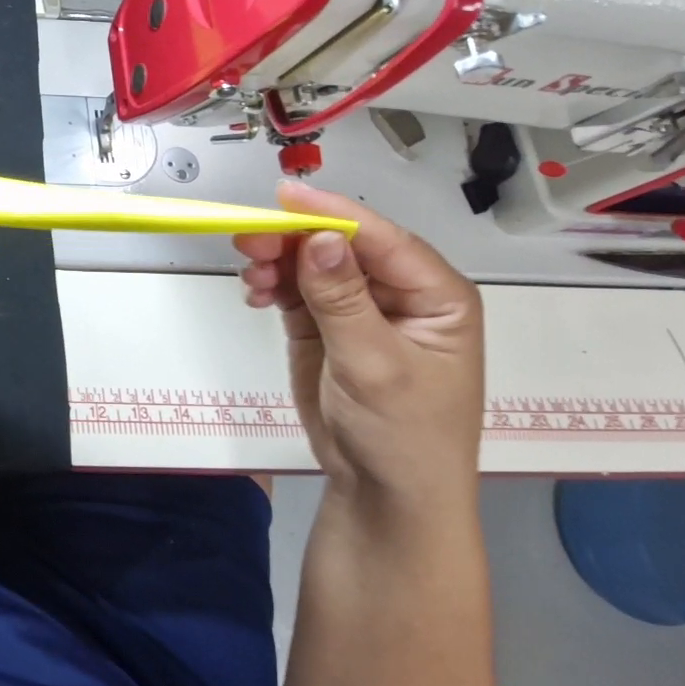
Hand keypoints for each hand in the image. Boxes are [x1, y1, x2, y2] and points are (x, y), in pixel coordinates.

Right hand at [235, 182, 484, 509]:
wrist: (383, 491)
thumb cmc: (402, 433)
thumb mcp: (375, 366)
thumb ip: (344, 301)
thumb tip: (321, 239)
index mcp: (435, 296)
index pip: (381, 239)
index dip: (333, 213)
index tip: (283, 194)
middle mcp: (397, 293)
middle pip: (340, 246)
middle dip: (295, 240)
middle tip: (249, 242)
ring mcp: (358, 309)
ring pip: (311, 264)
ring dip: (277, 262)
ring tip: (250, 278)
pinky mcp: (324, 327)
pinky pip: (293, 290)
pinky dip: (271, 285)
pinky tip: (255, 293)